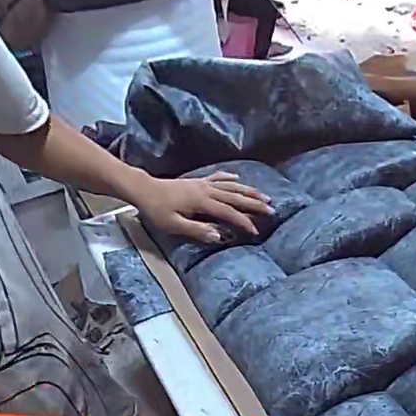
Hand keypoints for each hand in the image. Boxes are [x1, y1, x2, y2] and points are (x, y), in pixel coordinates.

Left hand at [129, 172, 272, 244]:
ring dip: (249, 191)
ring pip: (231, 186)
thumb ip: (197, 231)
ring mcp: (203, 184)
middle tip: (271, 210)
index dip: (244, 221)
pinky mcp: (198, 181)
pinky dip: (230, 179)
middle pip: (236, 196)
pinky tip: (238, 179)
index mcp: (202, 202)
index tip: (255, 231)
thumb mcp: (174, 225)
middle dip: (255, 203)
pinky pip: (219, 178)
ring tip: (264, 195)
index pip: (229, 212)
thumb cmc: (157, 210)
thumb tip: (219, 237)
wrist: (144, 189)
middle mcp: (206, 190)